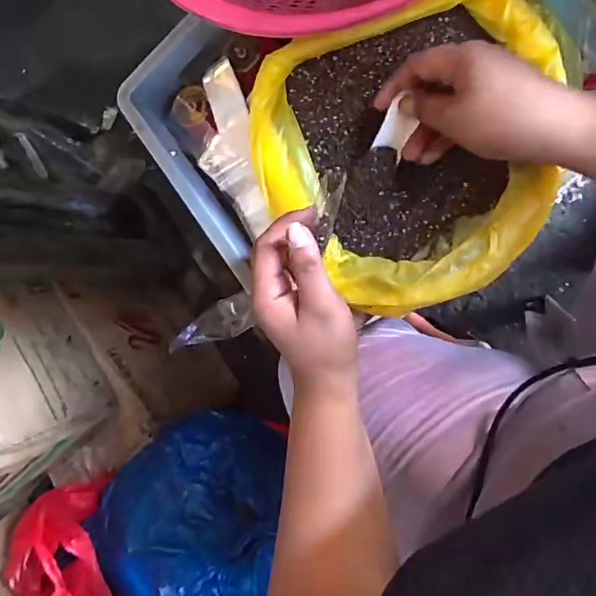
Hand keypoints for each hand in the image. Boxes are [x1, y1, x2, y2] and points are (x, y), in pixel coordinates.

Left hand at [251, 208, 358, 391]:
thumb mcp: (322, 304)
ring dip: (296, 239)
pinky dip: (302, 254)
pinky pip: (290, 270)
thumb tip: (298, 229)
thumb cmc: (328, 347)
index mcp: (266, 295)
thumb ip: (308, 267)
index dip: (285, 225)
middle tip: (318, 214)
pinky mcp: (290, 302)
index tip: (313, 212)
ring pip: (279, 259)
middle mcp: (265, 294)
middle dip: (289, 228)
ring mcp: (277, 299)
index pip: (266, 248)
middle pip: (269, 251)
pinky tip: (320, 248)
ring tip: (321, 224)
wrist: (330, 383)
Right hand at [373, 41, 595, 164]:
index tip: (378, 111)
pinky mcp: (508, 99)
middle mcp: (476, 62)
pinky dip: (456, 130)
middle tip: (400, 145)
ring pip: (453, 103)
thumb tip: (409, 102)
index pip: (416, 65)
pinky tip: (441, 154)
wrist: (564, 129)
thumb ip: (426, 109)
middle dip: (416, 118)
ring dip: (434, 130)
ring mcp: (494, 80)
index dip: (393, 87)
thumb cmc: (503, 120)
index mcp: (461, 57)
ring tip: (418, 160)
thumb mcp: (456, 119)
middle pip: (435, 86)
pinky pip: (471, 110)